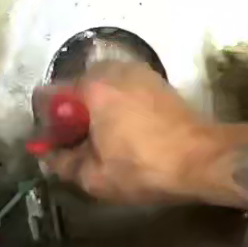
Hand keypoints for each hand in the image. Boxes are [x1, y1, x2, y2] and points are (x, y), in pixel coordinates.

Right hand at [34, 61, 241, 204]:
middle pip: (76, 86)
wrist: (202, 158)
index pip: (49, 94)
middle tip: (78, 141)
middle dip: (72, 110)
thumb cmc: (144, 167)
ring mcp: (137, 70)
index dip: (46, 120)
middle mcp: (112, 69)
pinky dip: (117, 101)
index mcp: (92, 87)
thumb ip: (63, 162)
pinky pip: (123, 86)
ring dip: (96, 105)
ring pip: (102, 84)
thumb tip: (48, 154)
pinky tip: (126, 128)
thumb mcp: (95, 176)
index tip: (53, 142)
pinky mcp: (156, 79)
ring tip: (103, 136)